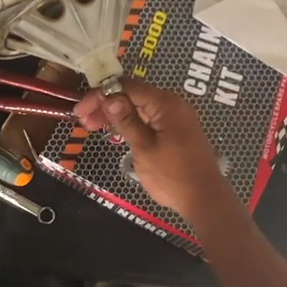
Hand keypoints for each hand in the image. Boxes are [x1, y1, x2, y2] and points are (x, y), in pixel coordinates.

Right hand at [74, 78, 236, 224]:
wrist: (204, 198)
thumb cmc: (172, 175)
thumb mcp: (144, 148)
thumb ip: (126, 121)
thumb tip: (109, 98)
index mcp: (166, 104)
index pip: (127, 87)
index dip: (101, 95)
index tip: (81, 110)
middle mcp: (172, 104)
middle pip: (133, 95)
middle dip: (107, 104)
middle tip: (83, 121)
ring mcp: (176, 117)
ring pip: (140, 107)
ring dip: (117, 114)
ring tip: (93, 127)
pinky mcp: (176, 131)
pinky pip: (149, 119)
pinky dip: (131, 123)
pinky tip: (115, 131)